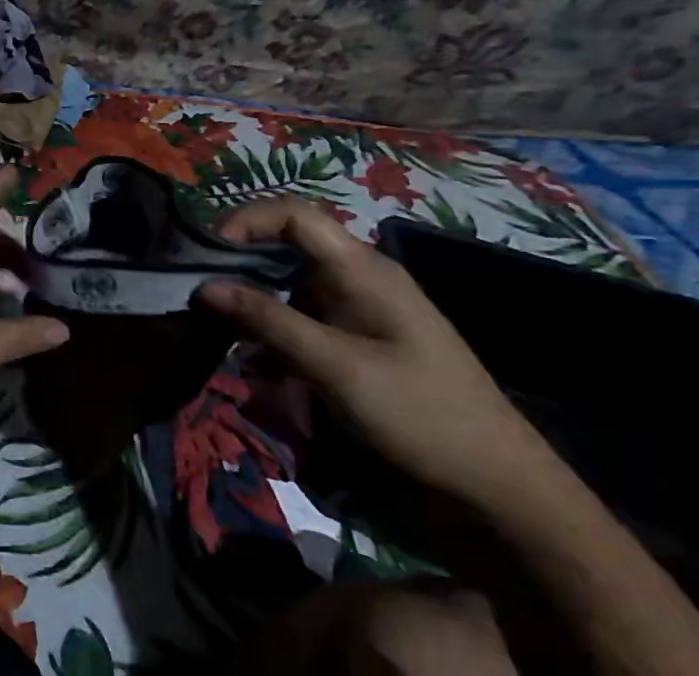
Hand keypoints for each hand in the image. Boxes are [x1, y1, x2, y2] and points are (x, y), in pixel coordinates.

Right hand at [198, 198, 556, 502]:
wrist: (496, 483)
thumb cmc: (419, 413)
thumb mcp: (334, 366)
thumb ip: (268, 321)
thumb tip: (204, 287)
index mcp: (362, 268)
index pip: (294, 215)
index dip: (246, 220)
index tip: (208, 252)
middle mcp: (360, 277)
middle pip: (288, 248)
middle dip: (241, 266)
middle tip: (202, 295)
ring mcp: (362, 309)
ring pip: (291, 286)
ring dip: (255, 305)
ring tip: (222, 335)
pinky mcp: (360, 340)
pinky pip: (305, 319)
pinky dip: (275, 333)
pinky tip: (259, 366)